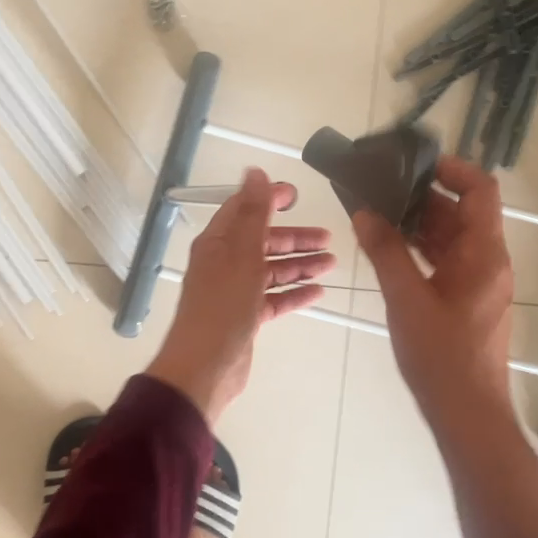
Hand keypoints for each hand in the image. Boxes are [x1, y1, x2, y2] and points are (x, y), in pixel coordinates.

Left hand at [145, 168, 333, 423]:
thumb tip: (255, 170)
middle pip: (262, 242)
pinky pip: (273, 299)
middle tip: (328, 237)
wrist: (205, 367)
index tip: (298, 195)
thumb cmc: (223, 306)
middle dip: (294, 238)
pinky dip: (294, 293)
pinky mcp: (245, 318)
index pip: (243, 210)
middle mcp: (223, 264)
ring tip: (331, 263)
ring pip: (271, 271)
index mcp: (216, 244)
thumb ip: (253, 213)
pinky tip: (318, 291)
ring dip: (299, 265)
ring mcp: (234, 292)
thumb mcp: (242, 254)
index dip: (268, 199)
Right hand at [352, 157, 513, 413]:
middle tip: (379, 187)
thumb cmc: (441, 355)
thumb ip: (385, 251)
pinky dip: (419, 248)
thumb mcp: (406, 299)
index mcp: (484, 255)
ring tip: (375, 212)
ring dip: (417, 223)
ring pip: (451, 238)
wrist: (466, 413)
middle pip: (461, 213)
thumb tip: (365, 212)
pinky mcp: (466, 301)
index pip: (480, 191)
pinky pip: (445, 260)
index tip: (413, 163)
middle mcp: (487, 262)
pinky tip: (387, 248)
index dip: (452, 169)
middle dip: (422, 196)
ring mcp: (478, 282)